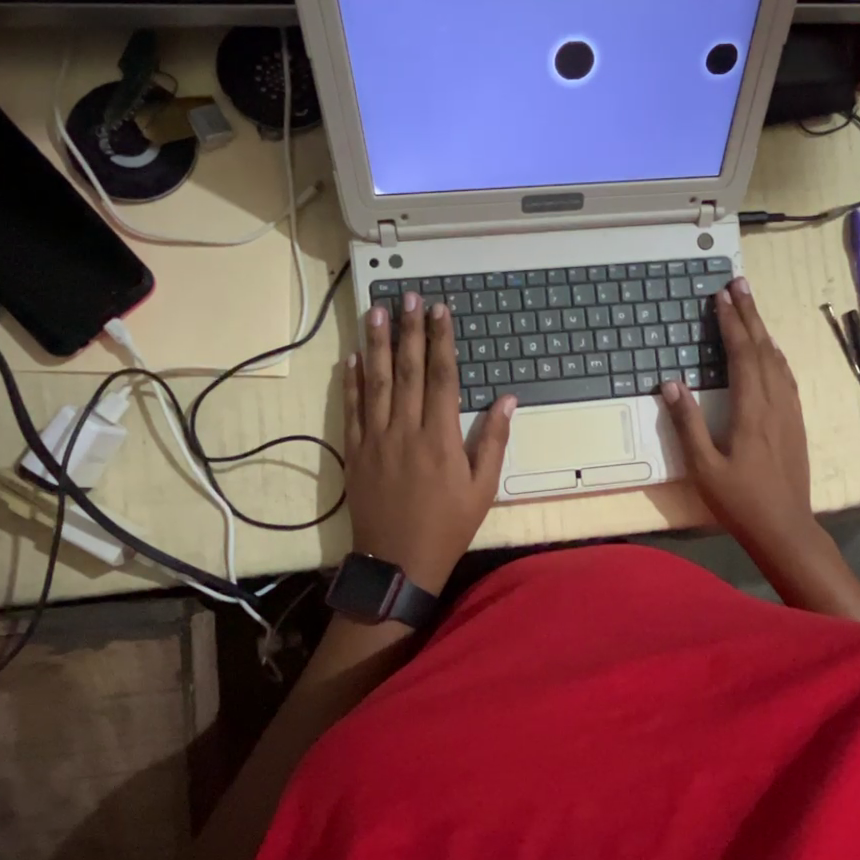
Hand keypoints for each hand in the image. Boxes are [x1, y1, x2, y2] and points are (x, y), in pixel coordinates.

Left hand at [345, 290, 514, 592]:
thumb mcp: (482, 489)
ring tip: (376, 311)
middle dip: (409, 331)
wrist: (397, 562)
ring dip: (377, 344)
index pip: (442, 377)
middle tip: (408, 297)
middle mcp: (406, 431)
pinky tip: (353, 357)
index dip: (441, 340)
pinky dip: (351, 381)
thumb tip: (507, 400)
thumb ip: (492, 442)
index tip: (439, 311)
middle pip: (409, 370)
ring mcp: (376, 439)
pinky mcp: (355, 452)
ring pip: (376, 382)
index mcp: (441, 438)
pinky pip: (352, 409)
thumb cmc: (447, 527)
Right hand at [662, 278, 859, 625]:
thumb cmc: (740, 501)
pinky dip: (775, 355)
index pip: (743, 354)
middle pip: (764, 348)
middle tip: (738, 284)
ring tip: (751, 308)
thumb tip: (670, 384)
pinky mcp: (796, 423)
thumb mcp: (703, 468)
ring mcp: (790, 412)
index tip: (721, 295)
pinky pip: (786, 377)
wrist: (785, 527)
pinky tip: (771, 353)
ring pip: (778, 360)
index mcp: (752, 410)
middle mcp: (776, 403)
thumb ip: (687, 425)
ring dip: (763, 331)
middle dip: (750, 314)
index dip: (731, 322)